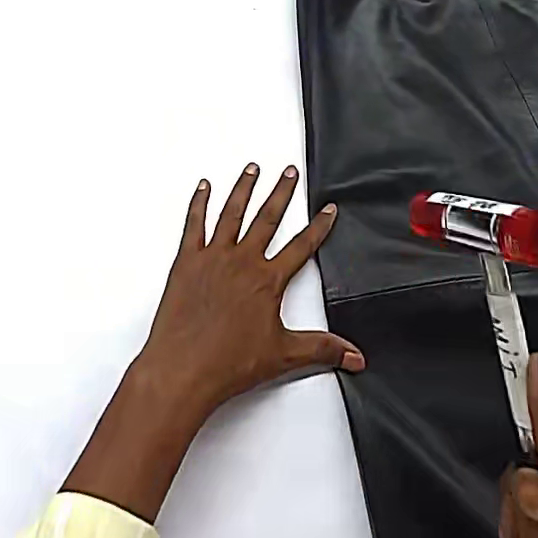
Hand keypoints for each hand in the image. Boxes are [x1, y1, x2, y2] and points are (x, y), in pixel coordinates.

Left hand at [139, 163, 363, 413]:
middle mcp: (242, 261)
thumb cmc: (228, 363)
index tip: (328, 209)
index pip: (300, 246)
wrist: (184, 369)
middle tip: (290, 172)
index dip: (318, 227)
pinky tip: (203, 188)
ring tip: (252, 168)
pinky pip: (194, 224)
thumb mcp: (283, 355)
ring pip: (232, 212)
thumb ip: (322, 348)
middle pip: (267, 218)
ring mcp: (214, 257)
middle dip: (281, 192)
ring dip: (244, 188)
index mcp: (267, 280)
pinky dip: (199, 203)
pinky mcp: (187, 261)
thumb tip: (353, 355)